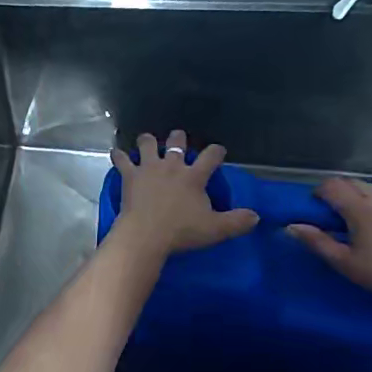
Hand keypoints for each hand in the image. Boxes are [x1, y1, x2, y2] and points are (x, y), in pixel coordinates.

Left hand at [109, 130, 258, 254]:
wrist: (146, 234)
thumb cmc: (182, 231)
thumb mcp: (216, 229)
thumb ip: (237, 221)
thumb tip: (256, 216)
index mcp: (194, 176)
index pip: (210, 156)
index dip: (216, 151)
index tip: (218, 150)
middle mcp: (172, 166)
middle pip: (177, 143)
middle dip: (179, 138)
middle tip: (179, 137)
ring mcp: (148, 168)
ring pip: (148, 144)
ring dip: (149, 140)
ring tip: (148, 140)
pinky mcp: (130, 176)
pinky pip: (122, 160)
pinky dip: (119, 155)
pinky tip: (116, 151)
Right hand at [287, 177, 371, 314]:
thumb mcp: (346, 262)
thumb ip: (317, 241)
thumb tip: (292, 226)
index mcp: (360, 208)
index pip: (332, 186)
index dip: (320, 193)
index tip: (318, 207)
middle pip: (355, 183)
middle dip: (342, 194)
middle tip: (341, 216)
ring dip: (368, 194)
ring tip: (370, 214)